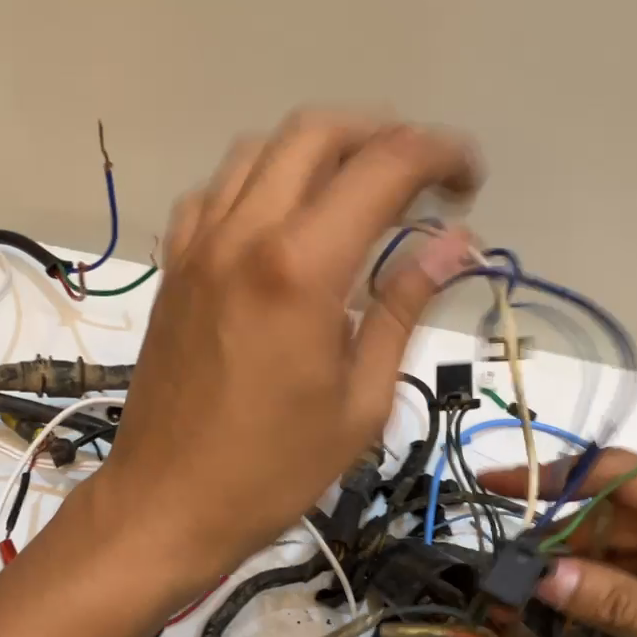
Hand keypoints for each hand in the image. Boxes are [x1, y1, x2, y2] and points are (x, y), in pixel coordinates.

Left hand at [82, 111, 479, 592]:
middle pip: (316, 132)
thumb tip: (452, 245)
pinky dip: (255, 185)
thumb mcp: (360, 404)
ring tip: (355, 191)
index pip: (383, 168)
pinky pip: (212, 195)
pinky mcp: (172, 272)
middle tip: (419, 176)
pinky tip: (278, 224)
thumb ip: (402, 311)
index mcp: (300, 270)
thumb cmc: (271, 472)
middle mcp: (242, 236)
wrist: (167, 504)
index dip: (440, 156)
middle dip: (380, 134)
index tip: (469, 181)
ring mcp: (197, 249)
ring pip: (258, 151)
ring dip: (316, 151)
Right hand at [480, 450, 636, 636]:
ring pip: (630, 546)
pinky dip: (610, 595)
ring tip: (528, 599)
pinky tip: (575, 614)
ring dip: (582, 569)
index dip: (558, 478)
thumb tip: (541, 574)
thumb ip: (626, 606)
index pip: (630, 476)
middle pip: (624, 510)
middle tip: (507, 573)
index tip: (496, 492)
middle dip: (564, 535)